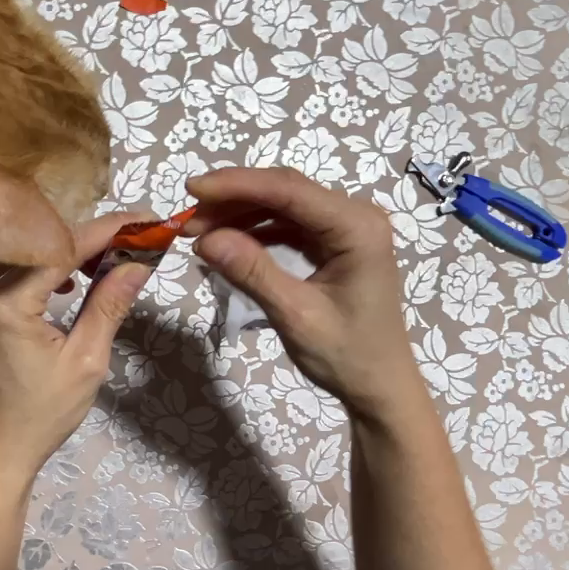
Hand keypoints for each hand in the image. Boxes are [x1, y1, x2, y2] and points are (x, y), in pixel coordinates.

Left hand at [0, 215, 152, 476]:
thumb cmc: (41, 415)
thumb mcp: (86, 361)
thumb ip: (108, 305)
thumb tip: (139, 264)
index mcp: (6, 302)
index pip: (62, 246)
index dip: (108, 230)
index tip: (146, 221)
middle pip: (41, 244)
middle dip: (91, 238)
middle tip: (136, 239)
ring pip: (26, 254)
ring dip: (67, 252)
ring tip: (109, 259)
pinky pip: (10, 272)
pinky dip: (43, 269)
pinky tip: (70, 281)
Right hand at [184, 167, 420, 417]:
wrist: (379, 384)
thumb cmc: (346, 354)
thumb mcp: (295, 315)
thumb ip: (253, 272)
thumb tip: (205, 240)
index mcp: (357, 227)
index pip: (288, 190)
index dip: (236, 185)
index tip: (191, 188)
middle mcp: (355, 215)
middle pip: (284, 190)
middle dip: (233, 199)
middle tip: (188, 220)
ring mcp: (345, 227)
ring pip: (282, 204)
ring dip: (240, 213)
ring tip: (199, 232)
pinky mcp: (333, 242)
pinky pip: (288, 224)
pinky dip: (255, 229)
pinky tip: (227, 241)